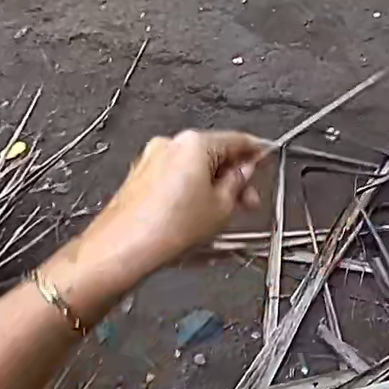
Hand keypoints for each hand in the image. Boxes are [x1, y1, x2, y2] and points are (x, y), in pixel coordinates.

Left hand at [55, 130, 264, 302]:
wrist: (124, 248)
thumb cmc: (167, 228)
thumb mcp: (222, 207)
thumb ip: (238, 183)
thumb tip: (243, 173)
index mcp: (194, 144)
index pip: (237, 140)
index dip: (256, 152)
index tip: (264, 160)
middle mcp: (171, 144)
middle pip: (214, 153)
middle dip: (234, 176)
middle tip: (248, 198)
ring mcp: (152, 159)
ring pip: (194, 166)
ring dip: (212, 184)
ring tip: (223, 212)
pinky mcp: (141, 177)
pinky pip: (175, 176)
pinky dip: (191, 189)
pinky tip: (197, 214)